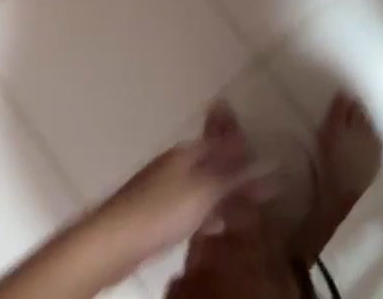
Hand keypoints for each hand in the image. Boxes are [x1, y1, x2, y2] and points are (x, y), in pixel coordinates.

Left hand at [88, 129, 258, 270]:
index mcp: (186, 152)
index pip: (222, 142)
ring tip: (245, 213)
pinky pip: (189, 207)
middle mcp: (175, 164)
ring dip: (223, 198)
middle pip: (212, 165)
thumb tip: (268, 160)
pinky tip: (214, 229)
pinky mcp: (154, 213)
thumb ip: (235, 176)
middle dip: (236, 176)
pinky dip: (205, 214)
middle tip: (261, 193)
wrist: (113, 241)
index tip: (266, 163)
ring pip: (201, 188)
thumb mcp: (205, 191)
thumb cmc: (162, 210)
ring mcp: (162, 188)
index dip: (244, 151)